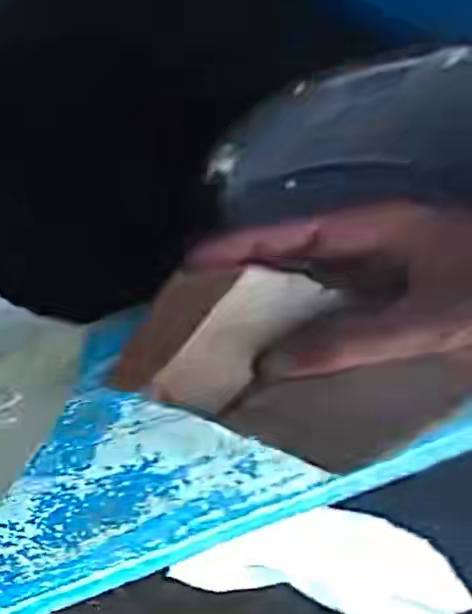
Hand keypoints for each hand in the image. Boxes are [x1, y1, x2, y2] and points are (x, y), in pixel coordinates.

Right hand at [188, 200, 471, 376]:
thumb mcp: (443, 319)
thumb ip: (354, 341)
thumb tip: (270, 365)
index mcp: (390, 232)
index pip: (297, 231)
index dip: (239, 246)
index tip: (187, 265)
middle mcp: (388, 248)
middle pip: (296, 257)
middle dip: (242, 280)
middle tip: (191, 306)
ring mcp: (398, 276)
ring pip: (314, 287)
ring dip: (269, 310)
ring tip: (223, 335)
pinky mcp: (406, 304)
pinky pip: (335, 314)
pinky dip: (301, 332)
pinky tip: (282, 356)